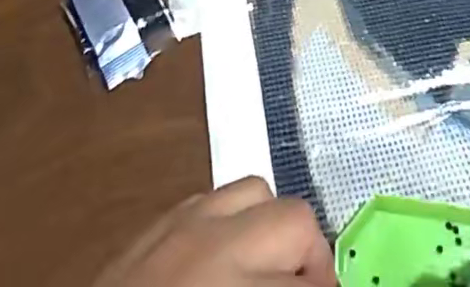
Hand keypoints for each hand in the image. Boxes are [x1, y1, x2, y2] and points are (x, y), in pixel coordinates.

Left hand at [93, 176, 337, 286]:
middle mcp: (214, 247)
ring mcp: (182, 224)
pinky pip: (213, 197)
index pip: (309, 284)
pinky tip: (226, 261)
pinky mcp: (158, 221)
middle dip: (311, 263)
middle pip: (295, 221)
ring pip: (255, 191)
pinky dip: (232, 222)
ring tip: (268, 273)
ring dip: (272, 230)